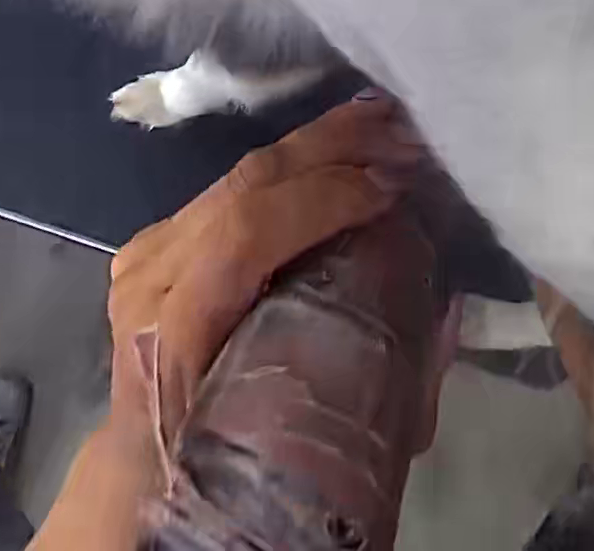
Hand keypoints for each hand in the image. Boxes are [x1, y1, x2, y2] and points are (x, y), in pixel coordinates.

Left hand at [32, 93, 426, 550]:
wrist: (146, 466)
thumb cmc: (231, 461)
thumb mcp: (305, 440)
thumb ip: (385, 382)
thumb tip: (446, 303)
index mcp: (174, 329)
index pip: (245, 232)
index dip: (323, 198)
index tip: (392, 190)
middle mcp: (154, 271)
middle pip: (247, 182)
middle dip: (334, 149)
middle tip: (403, 135)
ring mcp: (154, 244)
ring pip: (245, 169)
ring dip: (322, 143)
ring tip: (382, 126)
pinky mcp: (165, 232)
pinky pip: (240, 180)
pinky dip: (298, 160)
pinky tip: (339, 147)